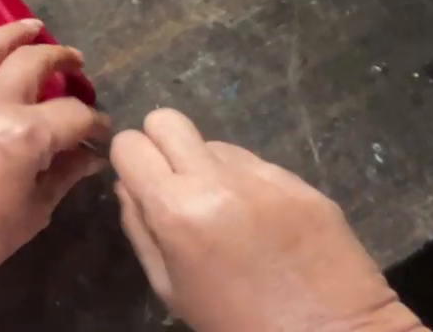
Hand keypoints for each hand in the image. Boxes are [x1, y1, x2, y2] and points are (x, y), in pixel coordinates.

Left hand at [0, 12, 110, 291]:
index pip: (73, 114)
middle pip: (35, 63)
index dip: (94, 122)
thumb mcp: (38, 204)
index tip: (101, 130)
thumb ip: (65, 170)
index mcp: (25, 132)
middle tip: (77, 65)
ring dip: (16, 31)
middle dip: (62, 60)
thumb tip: (91, 153)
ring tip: (36, 25)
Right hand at [111, 109, 427, 331]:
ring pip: (214, 144)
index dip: (130, 160)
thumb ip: (138, 227)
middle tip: (178, 180)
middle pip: (166, 120)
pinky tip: (267, 222)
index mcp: (176, 209)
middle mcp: (216, 181)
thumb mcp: (170, 287)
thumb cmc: (240, 324)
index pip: (129, 143)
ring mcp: (265, 180)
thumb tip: (130, 186)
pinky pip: (257, 166)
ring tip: (231, 209)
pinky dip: (251, 185)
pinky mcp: (303, 186)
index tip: (144, 182)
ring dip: (210, 167)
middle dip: (162, 144)